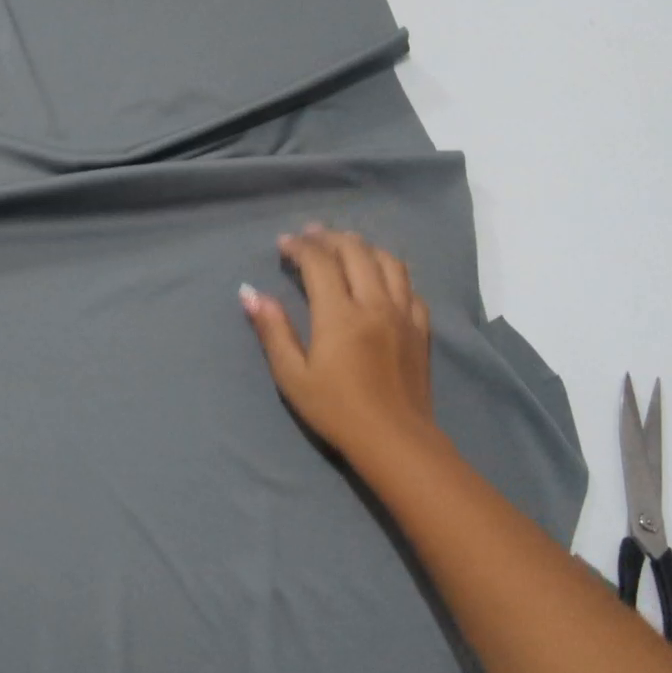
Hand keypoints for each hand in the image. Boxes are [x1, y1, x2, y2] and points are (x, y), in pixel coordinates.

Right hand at [239, 226, 437, 459]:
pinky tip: (378, 276)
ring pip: (388, 261)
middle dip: (330, 238)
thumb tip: (250, 293)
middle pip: (356, 253)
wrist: (393, 437)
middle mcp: (375, 304)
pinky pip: (408, 285)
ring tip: (344, 245)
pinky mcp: (421, 327)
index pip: (320, 264)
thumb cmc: (333, 409)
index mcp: (340, 315)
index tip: (283, 244)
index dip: (300, 248)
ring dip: (363, 246)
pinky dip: (389, 270)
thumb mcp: (291, 374)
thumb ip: (273, 330)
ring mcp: (404, 313)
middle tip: (309, 235)